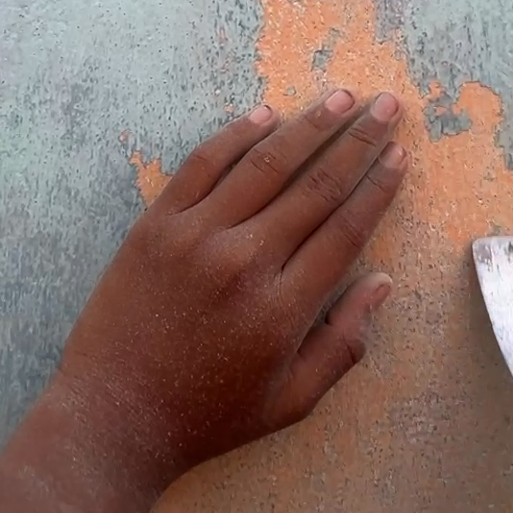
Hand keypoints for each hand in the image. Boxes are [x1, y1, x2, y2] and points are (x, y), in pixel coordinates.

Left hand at [0, 90, 409, 512]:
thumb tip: (384, 282)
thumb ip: (344, 344)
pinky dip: (236, 135)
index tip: (400, 154)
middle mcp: (244, 261)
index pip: (345, 230)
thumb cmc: (208, 414)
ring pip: (264, 165)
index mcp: (283, 309)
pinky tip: (265, 113)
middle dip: (359, 142)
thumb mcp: (290, 403)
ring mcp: (197, 236)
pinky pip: (202, 165)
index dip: (378, 188)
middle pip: (315, 187)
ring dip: (309, 127)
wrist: (113, 414)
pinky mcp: (157, 223)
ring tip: (342, 98)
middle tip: (386, 106)